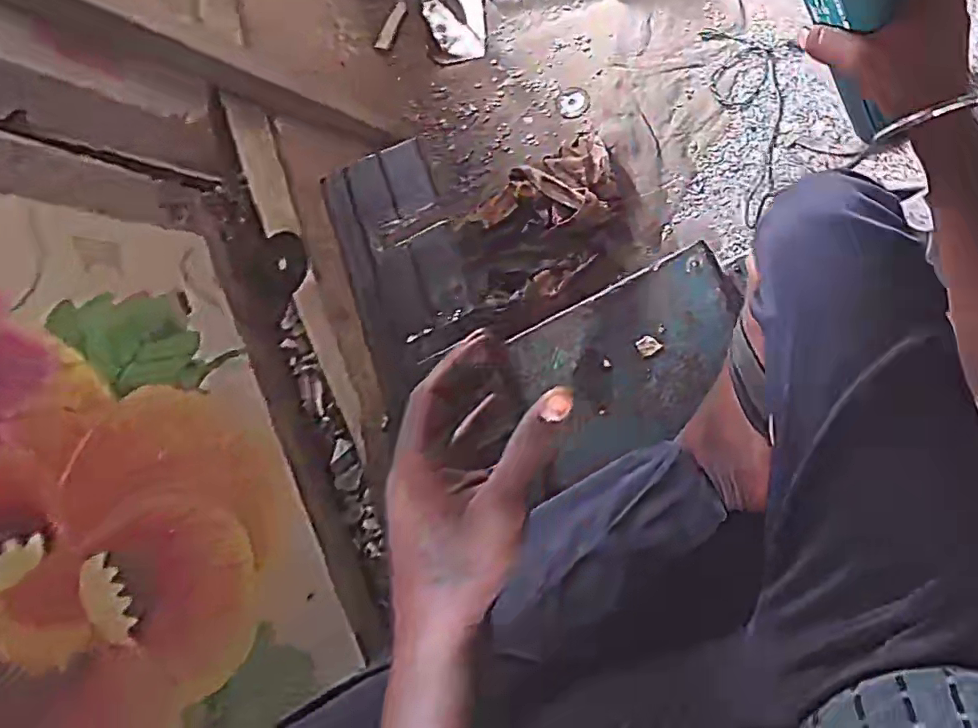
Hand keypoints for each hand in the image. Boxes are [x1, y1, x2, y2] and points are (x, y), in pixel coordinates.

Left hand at [385, 331, 572, 656]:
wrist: (446, 635)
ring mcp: (433, 494)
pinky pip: (469, 458)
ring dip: (483, 409)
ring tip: (514, 384)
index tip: (485, 340)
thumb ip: (532, 445)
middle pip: (441, 414)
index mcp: (416, 467)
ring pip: (456, 437)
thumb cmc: (464, 569)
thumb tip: (561, 395)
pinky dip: (492, 438)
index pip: (429, 398)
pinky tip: (518, 435)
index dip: (456, 365)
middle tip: (501, 356)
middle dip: (471, 382)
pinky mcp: (450, 510)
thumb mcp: (502, 501)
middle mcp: (419, 475)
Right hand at [802, 0, 970, 119]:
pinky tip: (888, 41)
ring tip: (871, 21)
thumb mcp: (860, 61)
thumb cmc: (915, 88)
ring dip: (895, 6)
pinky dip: (908, 24)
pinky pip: (928, 20)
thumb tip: (811, 35)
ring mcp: (954, 21)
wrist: (938, 122)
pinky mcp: (952, 41)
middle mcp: (949, 1)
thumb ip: (829, 42)